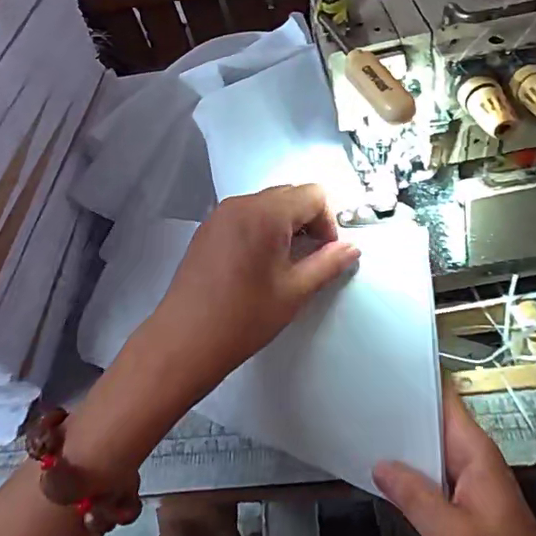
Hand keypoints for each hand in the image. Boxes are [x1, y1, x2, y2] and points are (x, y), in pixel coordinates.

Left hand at [72, 186, 360, 478]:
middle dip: (309, 220)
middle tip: (311, 258)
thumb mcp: (295, 292)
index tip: (326, 252)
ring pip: (267, 204)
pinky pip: (246, 215)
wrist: (184, 341)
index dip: (329, 221)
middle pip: (290, 194)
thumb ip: (328, 263)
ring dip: (286, 224)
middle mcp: (241, 203)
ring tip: (285, 264)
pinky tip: (258, 265)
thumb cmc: (244, 317)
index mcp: (266, 213)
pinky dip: (262, 229)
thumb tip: (351, 247)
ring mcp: (220, 214)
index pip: (314, 194)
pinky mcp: (207, 229)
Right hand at [375, 391, 535, 535]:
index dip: (418, 381)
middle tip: (362, 401)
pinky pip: (434, 474)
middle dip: (401, 411)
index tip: (383, 372)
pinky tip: (385, 473)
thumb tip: (380, 464)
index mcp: (476, 452)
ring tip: (364, 430)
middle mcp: (473, 458)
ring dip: (404, 443)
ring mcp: (470, 480)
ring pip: (432, 449)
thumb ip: (416, 498)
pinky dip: (411, 471)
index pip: (446, 398)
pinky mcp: (465, 502)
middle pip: (434, 420)